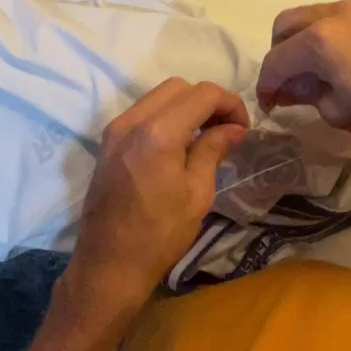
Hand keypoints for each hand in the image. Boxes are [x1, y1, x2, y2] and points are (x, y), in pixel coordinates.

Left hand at [62, 79, 249, 314]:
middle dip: (208, 102)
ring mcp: (115, 130)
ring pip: (158, 96)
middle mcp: (132, 122)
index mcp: (158, 133)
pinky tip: (180, 146)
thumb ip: (213, 150)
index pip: (203, 94)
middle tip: (226, 131)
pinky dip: (166, 117)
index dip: (231, 104)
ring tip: (205, 137)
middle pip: (179, 87)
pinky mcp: (107, 143)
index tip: (243, 130)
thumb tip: (234, 128)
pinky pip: (142, 113)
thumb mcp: (197, 194)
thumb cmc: (160, 235)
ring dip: (186, 107)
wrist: (109, 264)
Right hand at [256, 0, 350, 157]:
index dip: (266, 85)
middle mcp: (334, 14)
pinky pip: (334, 21)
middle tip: (285, 88)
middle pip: (286, 27)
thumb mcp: (337, 112)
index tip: (268, 106)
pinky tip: (333, 67)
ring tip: (308, 79)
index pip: (276, 60)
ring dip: (300, 44)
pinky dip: (322, 39)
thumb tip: (289, 89)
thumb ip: (306, 94)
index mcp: (320, 39)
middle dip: (279, 57)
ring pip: (310, 19)